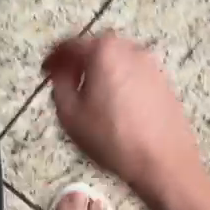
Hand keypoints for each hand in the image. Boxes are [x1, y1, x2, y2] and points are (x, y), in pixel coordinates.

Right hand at [42, 32, 203, 198]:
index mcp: (104, 51)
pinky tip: (114, 104)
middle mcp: (130, 50)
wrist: (164, 163)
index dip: (54, 58)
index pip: (70, 45)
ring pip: (116, 60)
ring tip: (89, 94)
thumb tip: (60, 73)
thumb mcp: (69, 114)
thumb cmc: (112, 138)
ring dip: (100, 71)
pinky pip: (133, 74)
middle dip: (78, 61)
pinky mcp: (164, 83)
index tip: (45, 71)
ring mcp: (151, 66)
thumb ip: (59, 84)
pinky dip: (119, 81)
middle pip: (96, 48)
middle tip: (65, 79)